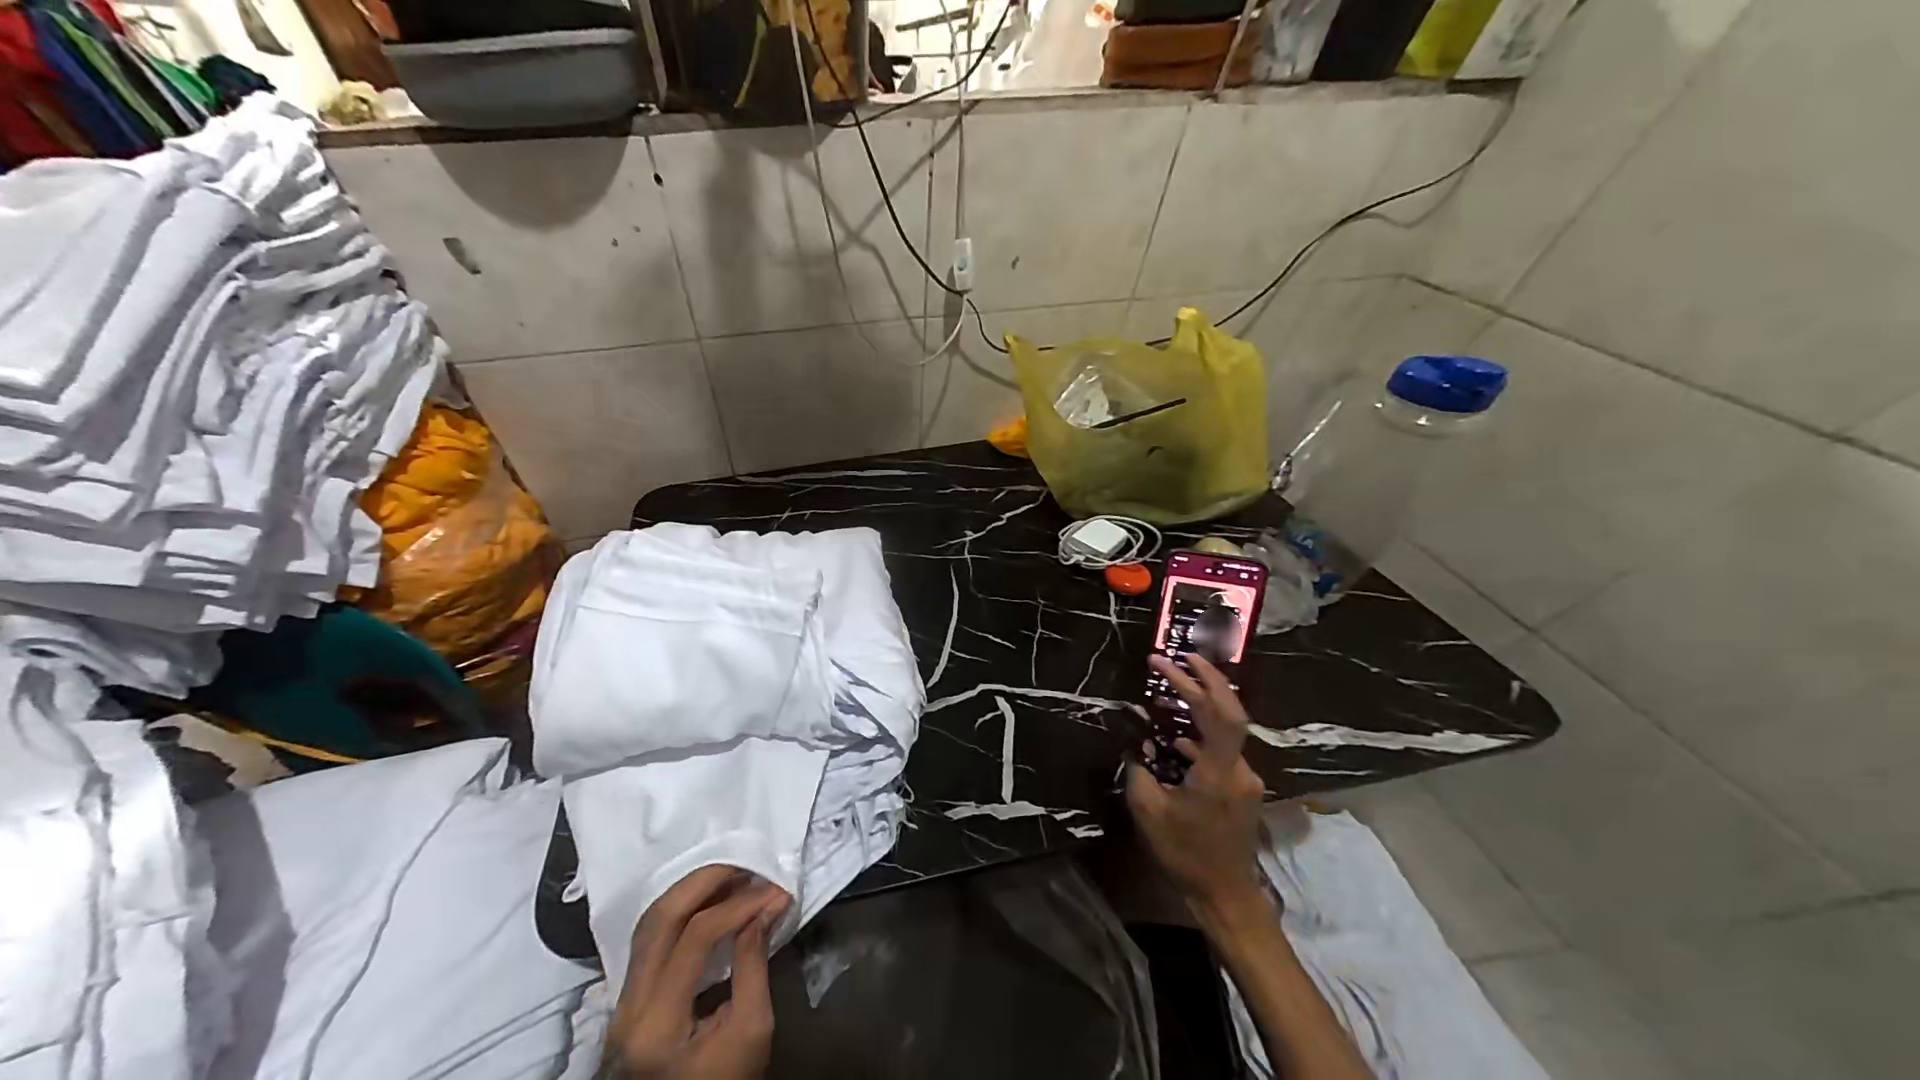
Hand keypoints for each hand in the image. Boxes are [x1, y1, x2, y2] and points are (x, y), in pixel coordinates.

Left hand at [601, 865, 791, 1079]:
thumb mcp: (751, 1030)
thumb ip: (754, 963)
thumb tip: (767, 905)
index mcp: (656, 1022)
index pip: (694, 937)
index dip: (737, 906)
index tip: (775, 892)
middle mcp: (628, 1004)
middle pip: (660, 918)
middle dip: (706, 881)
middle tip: (747, 865)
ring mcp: (622, 1000)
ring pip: (649, 922)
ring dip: (692, 890)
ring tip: (733, 875)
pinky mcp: (629, 996)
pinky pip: (650, 937)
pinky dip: (681, 909)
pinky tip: (710, 900)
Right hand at [1128, 653, 1267, 910]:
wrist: (1224, 894)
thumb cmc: (1183, 853)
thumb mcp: (1148, 810)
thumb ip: (1139, 768)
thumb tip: (1136, 742)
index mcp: (1217, 772)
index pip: (1216, 713)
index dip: (1194, 682)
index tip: (1165, 662)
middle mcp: (1239, 769)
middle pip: (1231, 711)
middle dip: (1208, 679)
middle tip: (1181, 657)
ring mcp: (1245, 778)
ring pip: (1226, 730)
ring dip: (1202, 707)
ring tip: (1169, 692)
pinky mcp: (1242, 788)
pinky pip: (1222, 750)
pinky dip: (1201, 736)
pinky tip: (1175, 741)